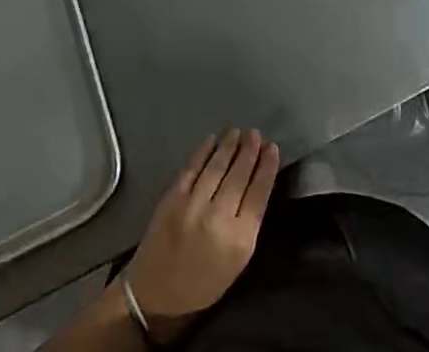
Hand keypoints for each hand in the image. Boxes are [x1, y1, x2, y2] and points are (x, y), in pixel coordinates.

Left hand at [123, 128, 280, 341]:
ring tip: (237, 132)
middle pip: (239, 175)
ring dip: (229, 146)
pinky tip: (211, 140)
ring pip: (217, 167)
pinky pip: (191, 169)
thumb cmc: (204, 281)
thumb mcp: (238, 259)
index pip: (259, 192)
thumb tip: (258, 182)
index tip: (273, 147)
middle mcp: (218, 218)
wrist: (155, 296)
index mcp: (239, 237)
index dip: (267, 167)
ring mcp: (192, 206)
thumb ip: (250, 222)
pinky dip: (203, 152)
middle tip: (255, 133)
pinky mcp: (171, 200)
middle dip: (249, 151)